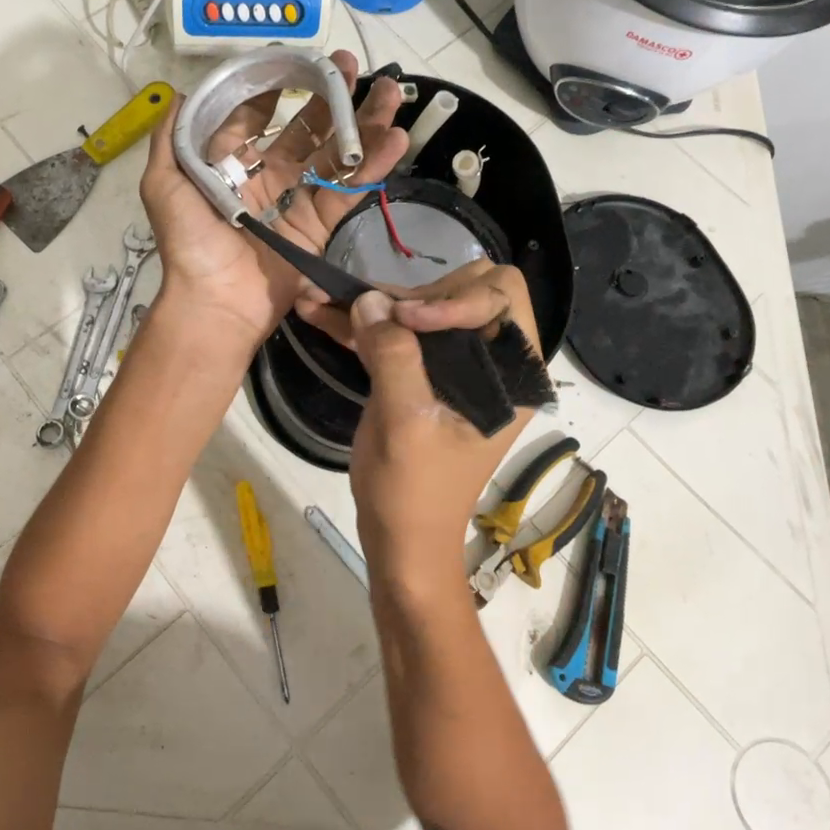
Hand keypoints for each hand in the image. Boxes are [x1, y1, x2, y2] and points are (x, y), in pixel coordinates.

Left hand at [139, 50, 407, 345]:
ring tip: (389, 92)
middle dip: (329, 97)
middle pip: (303, 130)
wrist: (214, 302)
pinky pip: (347, 189)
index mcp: (228, 166)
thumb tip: (179, 93)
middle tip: (352, 66)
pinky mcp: (319, 226)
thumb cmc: (188, 241)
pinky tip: (395, 137)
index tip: (296, 62)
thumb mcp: (163, 183)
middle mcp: (264, 178)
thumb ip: (169, 138)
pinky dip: (372, 165)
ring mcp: (295, 201)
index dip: (274, 90)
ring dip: (362, 123)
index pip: (254, 119)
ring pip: (333, 154)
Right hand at [304, 262, 542, 562]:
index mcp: (511, 372)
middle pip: (461, 289)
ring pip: (422, 306)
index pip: (501, 295)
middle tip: (373, 317)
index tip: (407, 319)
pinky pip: (396, 334)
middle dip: (413, 296)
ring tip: (322, 298)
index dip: (454, 296)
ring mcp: (452, 366)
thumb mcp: (406, 423)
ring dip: (375, 303)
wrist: (400, 540)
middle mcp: (489, 361)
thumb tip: (369, 299)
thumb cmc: (415, 491)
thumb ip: (394, 356)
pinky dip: (361, 324)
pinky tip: (319, 312)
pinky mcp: (420, 375)